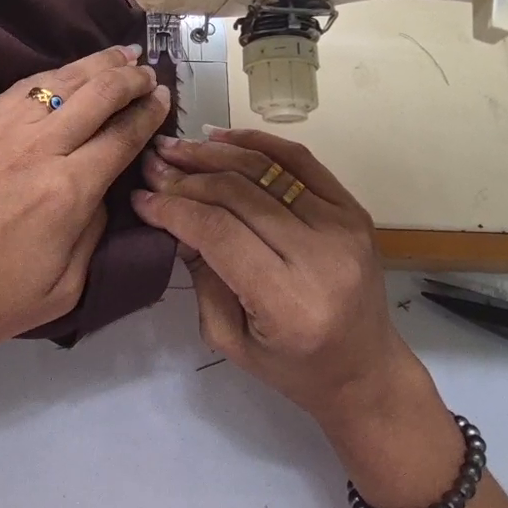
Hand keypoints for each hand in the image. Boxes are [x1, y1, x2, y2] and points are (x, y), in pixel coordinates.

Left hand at [0, 45, 169, 380]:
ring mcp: (0, 130)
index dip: (148, 113)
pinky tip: (64, 72)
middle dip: (130, 78)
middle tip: (149, 72)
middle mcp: (38, 147)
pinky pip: (21, 87)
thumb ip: (92, 233)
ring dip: (95, 64)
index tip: (165, 97)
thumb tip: (100, 194)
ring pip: (59, 80)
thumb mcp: (62, 289)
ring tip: (120, 55)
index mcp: (67, 190)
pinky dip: (52, 74)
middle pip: (96, 95)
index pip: (121, 136)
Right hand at [131, 128, 422, 431]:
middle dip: (186, 177)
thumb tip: (172, 215)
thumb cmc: (293, 367)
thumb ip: (201, 276)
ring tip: (175, 147)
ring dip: (213, 153)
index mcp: (289, 302)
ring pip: (265, 169)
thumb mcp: (230, 339)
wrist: (366, 370)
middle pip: (238, 194)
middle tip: (151, 166)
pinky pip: (300, 160)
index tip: (140, 198)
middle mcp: (321, 257)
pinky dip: (256, 142)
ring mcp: (343, 227)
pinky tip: (220, 138)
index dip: (174, 209)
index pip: (219, 232)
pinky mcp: (354, 210)